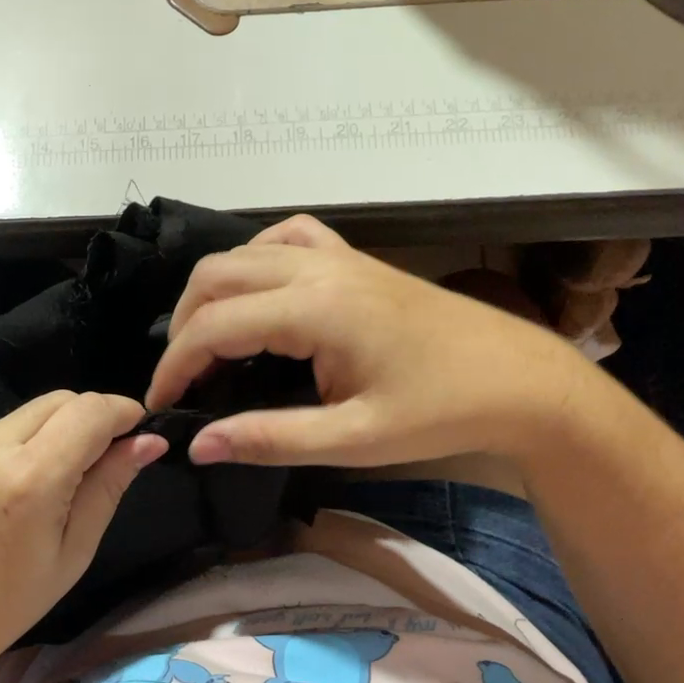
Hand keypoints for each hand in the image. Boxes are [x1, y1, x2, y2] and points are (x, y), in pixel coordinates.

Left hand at [0, 391, 167, 682]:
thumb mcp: (74, 550)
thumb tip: (150, 441)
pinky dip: (18, 444)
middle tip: (104, 457)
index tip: (139, 429)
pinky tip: (14, 487)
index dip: (122, 412)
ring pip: (27, 413)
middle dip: (90, 418)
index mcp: (29, 480)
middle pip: (59, 400)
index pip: (89, 411)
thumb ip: (108, 486)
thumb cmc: (10, 602)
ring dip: (54, 431)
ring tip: (55, 480)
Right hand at [145, 215, 592, 467]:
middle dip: (182, 328)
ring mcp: (339, 256)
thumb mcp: (353, 439)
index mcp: (316, 309)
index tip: (161, 407)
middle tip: (181, 381)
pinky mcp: (355, 260)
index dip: (174, 366)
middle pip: (215, 276)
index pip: (214, 324)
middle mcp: (319, 268)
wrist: (522, 381)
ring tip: (207, 346)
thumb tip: (198, 445)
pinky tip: (255, 295)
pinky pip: (287, 238)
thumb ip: (269, 438)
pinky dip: (254, 261)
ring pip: (243, 253)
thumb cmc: (441, 412)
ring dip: (210, 295)